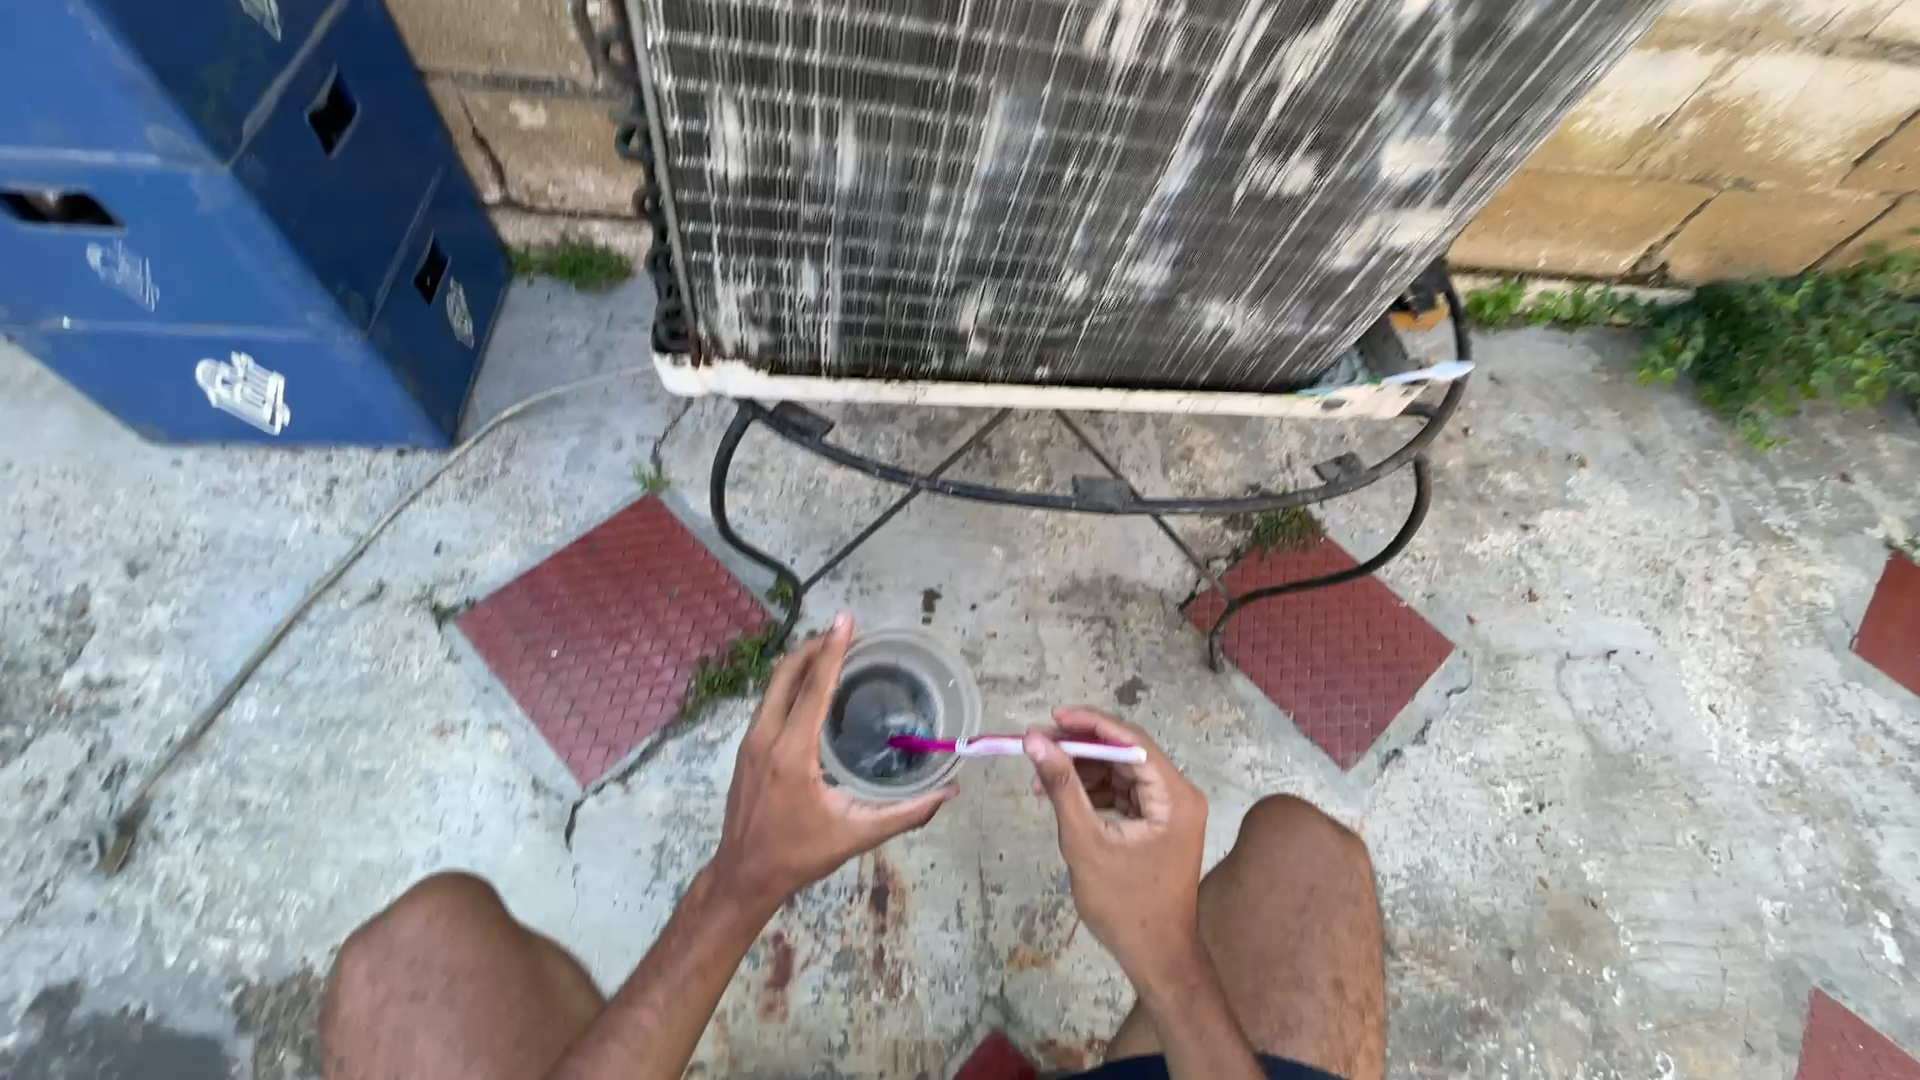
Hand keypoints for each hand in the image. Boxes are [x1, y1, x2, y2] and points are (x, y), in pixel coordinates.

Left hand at [708, 613, 956, 914]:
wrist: (742, 875)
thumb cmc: (801, 855)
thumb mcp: (857, 835)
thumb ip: (906, 813)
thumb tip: (950, 791)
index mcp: (792, 754)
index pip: (815, 689)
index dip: (833, 651)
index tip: (847, 619)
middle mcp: (766, 738)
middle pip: (787, 673)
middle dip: (816, 646)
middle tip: (847, 633)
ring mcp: (751, 740)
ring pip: (774, 684)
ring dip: (803, 662)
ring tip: (834, 652)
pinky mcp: (747, 747)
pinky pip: (770, 700)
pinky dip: (792, 682)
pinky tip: (813, 688)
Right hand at [1024, 706, 1208, 982]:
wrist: (1156, 958)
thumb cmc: (1124, 904)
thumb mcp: (1085, 841)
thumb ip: (1061, 785)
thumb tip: (1034, 739)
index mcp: (1174, 795)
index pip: (1130, 741)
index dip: (1090, 724)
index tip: (1052, 717)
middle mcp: (1179, 794)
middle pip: (1126, 752)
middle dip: (1081, 746)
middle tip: (1039, 743)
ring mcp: (1171, 809)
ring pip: (1121, 770)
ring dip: (1083, 769)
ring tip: (1041, 774)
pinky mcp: (1158, 822)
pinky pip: (1123, 791)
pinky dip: (1093, 790)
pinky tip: (1062, 795)